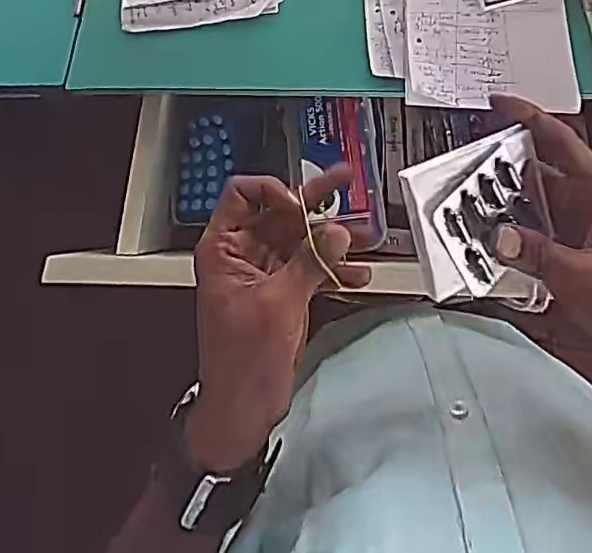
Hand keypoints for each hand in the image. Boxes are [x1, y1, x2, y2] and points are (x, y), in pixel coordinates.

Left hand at [186, 167, 370, 471]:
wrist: (243, 411)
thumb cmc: (240, 362)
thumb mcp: (277, 304)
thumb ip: (309, 262)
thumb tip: (336, 231)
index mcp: (225, 248)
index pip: (244, 195)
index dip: (273, 192)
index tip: (300, 204)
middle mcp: (245, 252)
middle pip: (282, 212)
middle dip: (316, 203)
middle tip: (344, 182)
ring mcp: (268, 270)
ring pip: (303, 237)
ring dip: (334, 237)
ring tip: (366, 233)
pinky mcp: (286, 288)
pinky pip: (312, 264)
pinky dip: (334, 267)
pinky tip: (358, 273)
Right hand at [489, 94, 591, 380]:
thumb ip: (546, 257)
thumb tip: (503, 237)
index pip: (561, 144)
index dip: (529, 118)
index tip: (498, 104)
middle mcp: (581, 216)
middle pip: (530, 178)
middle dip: (496, 170)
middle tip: (464, 167)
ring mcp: (567, 244)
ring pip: (519, 215)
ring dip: (494, 214)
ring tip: (465, 213)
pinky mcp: (556, 274)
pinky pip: (517, 252)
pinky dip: (498, 252)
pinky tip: (483, 256)